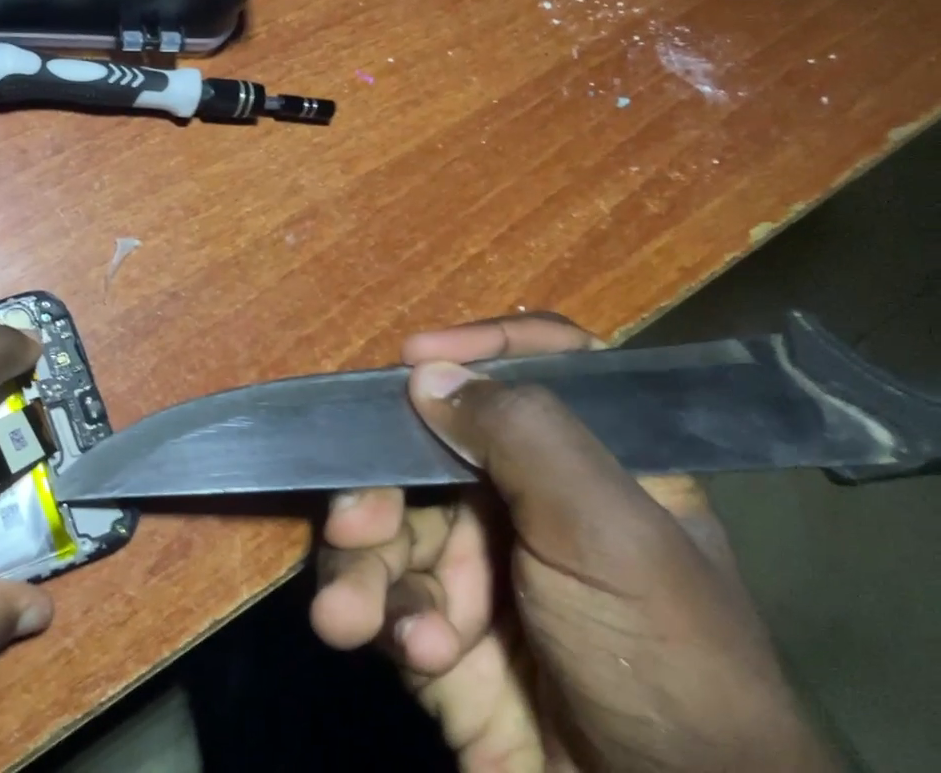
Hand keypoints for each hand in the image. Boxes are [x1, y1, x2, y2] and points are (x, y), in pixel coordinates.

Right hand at [309, 314, 834, 771]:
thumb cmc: (658, 659)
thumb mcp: (610, 535)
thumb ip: (525, 437)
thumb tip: (428, 369)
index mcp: (591, 470)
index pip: (540, 374)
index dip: (480, 352)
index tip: (412, 358)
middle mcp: (523, 505)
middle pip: (421, 451)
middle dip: (378, 490)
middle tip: (354, 527)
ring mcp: (469, 565)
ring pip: (379, 522)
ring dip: (363, 568)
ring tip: (356, 616)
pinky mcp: (426, 620)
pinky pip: (372, 587)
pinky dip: (376, 614)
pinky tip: (414, 653)